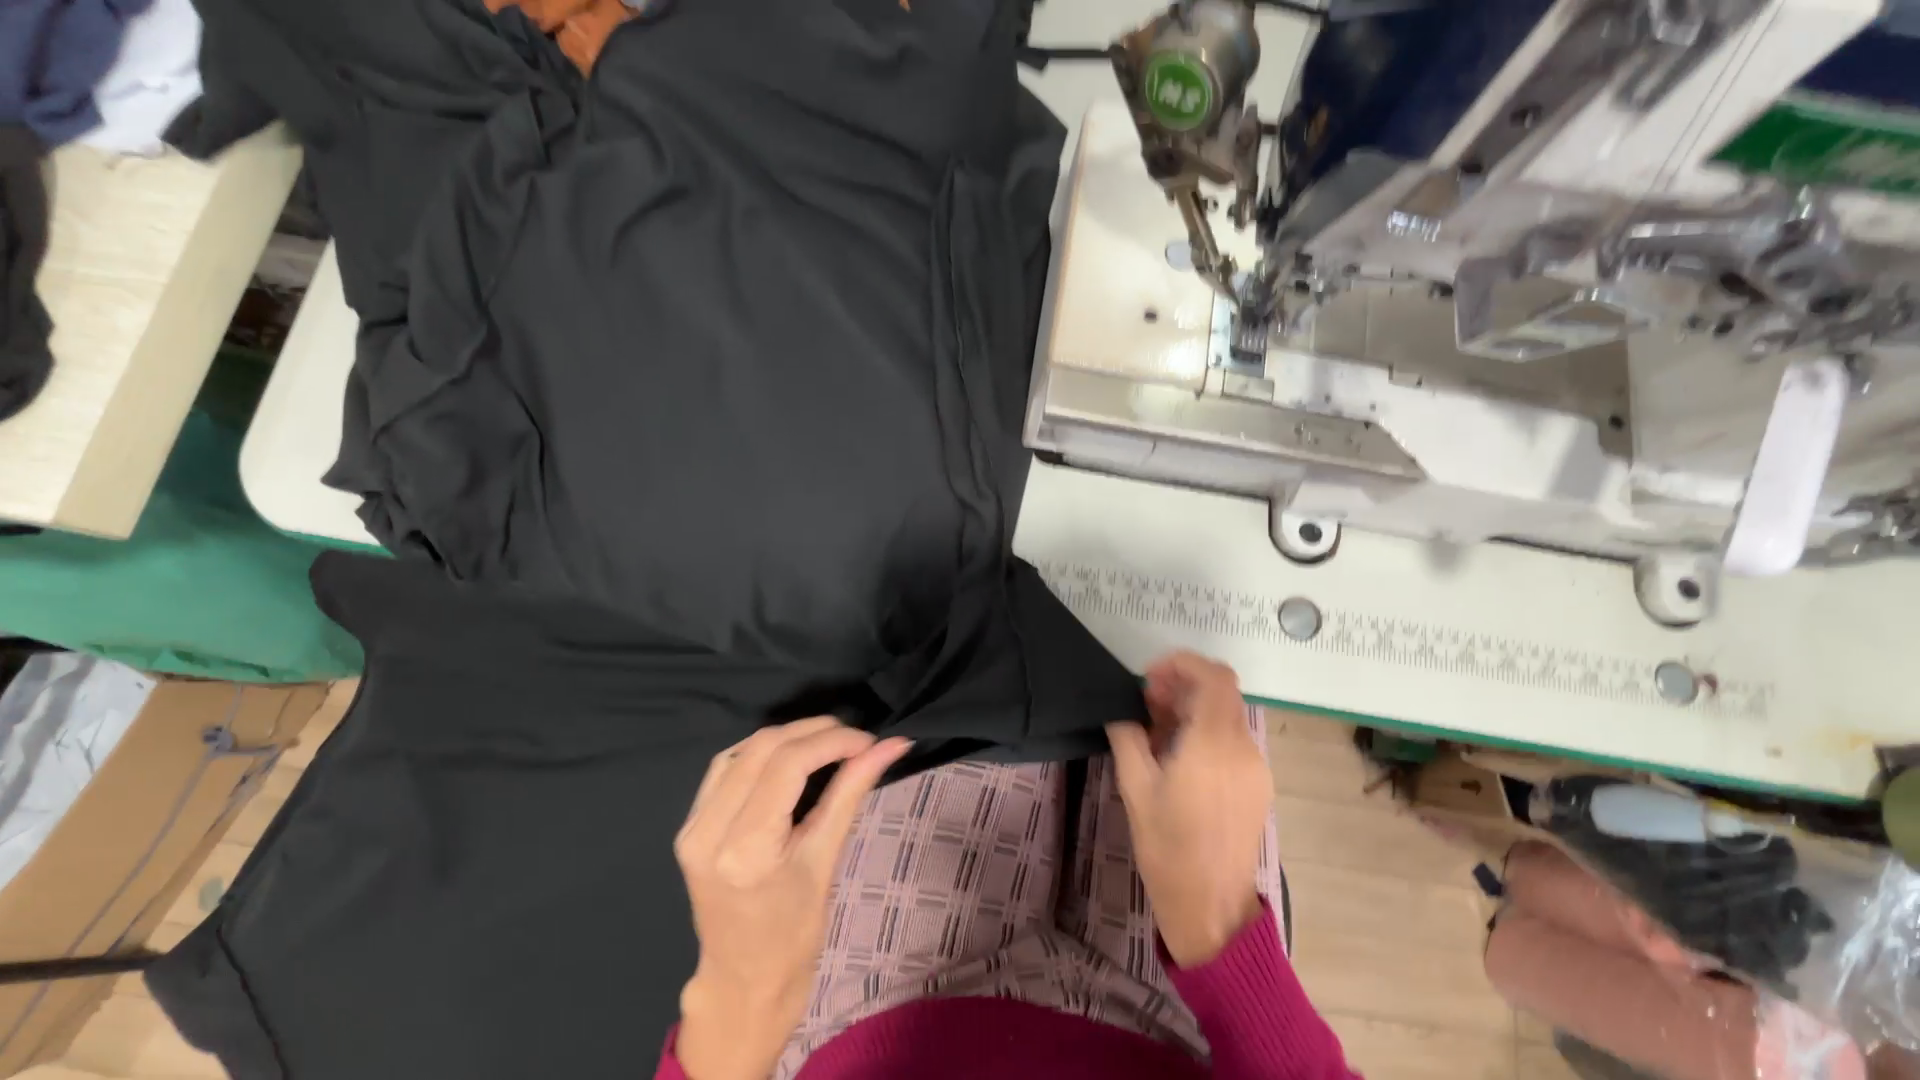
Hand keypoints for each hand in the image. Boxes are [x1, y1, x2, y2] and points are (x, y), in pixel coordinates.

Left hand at [674, 717, 912, 1079]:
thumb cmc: (794, 933)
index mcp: (745, 850)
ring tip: (827, 742)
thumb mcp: (826, 860)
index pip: (788, 765)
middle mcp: (709, 832)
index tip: (869, 741)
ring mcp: (691, 828)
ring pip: (740, 751)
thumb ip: (851, 793)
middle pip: (762, 749)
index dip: (832, 740)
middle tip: (854, 739)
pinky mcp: (688, 826)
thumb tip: (891, 745)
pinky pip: (723, 769)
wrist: (743, 979)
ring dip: (786, 738)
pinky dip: (759, 753)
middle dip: (813, 732)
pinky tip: (787, 757)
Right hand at [1106, 651, 1271, 967]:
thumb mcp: (1135, 789)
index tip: (1150, 678)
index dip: (1183, 664)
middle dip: (1183, 686)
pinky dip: (1207, 733)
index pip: (1214, 677)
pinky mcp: (1258, 785)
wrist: (1211, 905)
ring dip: (1194, 710)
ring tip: (1156, 732)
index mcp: (1212, 744)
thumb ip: (1128, 737)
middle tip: (1146, 704)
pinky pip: (1234, 741)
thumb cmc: (1167, 847)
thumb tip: (1124, 710)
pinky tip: (1179, 757)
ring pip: (1228, 716)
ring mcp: (1256, 768)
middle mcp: (1242, 748)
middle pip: (1221, 693)